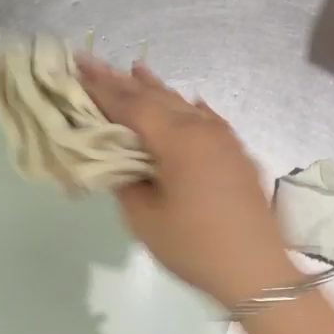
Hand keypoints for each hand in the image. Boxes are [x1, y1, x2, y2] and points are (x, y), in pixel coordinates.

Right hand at [78, 55, 296, 307]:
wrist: (256, 270)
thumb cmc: (194, 247)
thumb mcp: (144, 219)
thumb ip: (127, 181)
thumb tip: (122, 161)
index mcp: (177, 140)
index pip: (130, 105)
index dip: (100, 88)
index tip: (76, 68)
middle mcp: (201, 129)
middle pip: (155, 97)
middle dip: (121, 81)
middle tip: (92, 62)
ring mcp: (223, 140)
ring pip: (182, 104)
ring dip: (154, 88)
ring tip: (132, 69)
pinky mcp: (236, 155)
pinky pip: (205, 119)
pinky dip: (186, 107)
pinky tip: (184, 101)